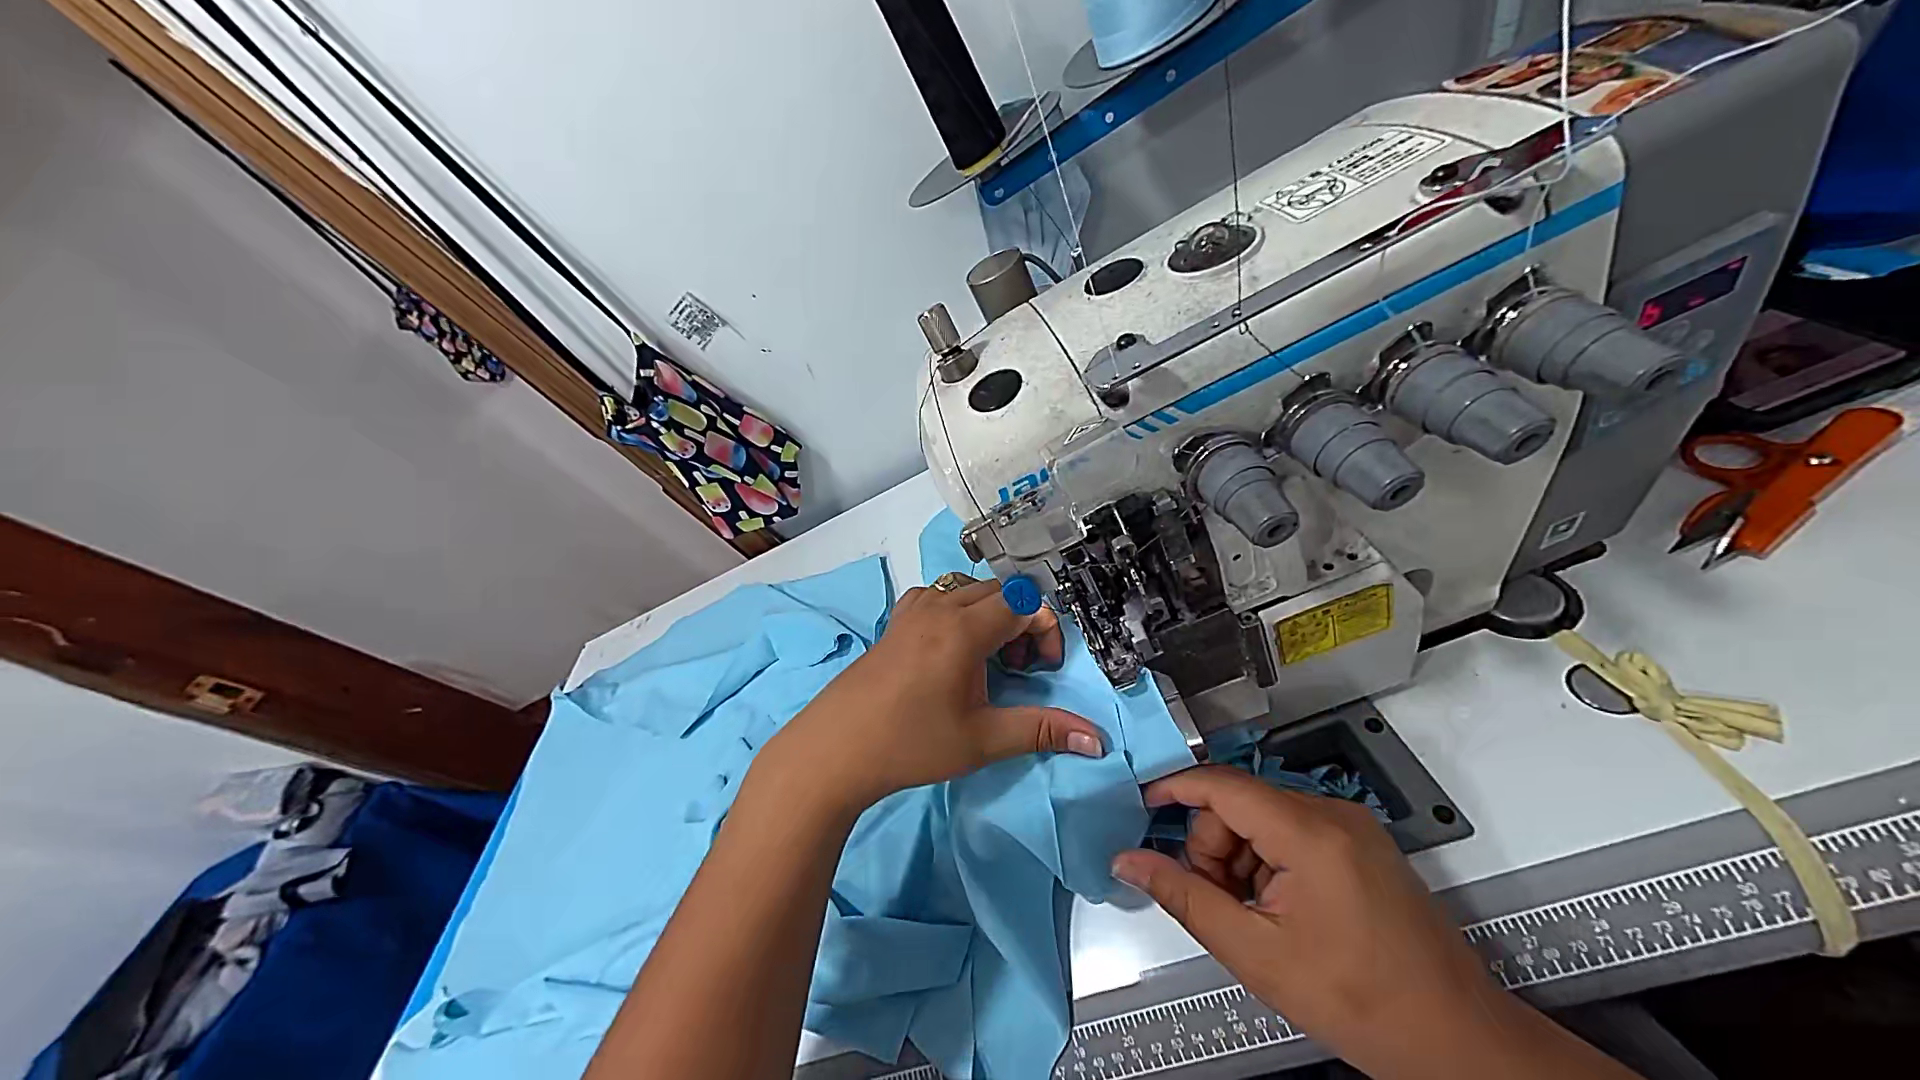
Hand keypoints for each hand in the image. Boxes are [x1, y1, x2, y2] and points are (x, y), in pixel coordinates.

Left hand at [761, 577, 1105, 813]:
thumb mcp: (982, 739)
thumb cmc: (911, 744)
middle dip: (1022, 623)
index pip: (1025, 603)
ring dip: (991, 615)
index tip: (1042, 669)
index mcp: (964, 628)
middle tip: (1017, 669)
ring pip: (969, 591)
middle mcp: (939, 607)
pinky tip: (950, 651)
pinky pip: (938, 597)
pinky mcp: (894, 622)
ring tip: (985, 660)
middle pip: (1000, 592)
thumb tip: (1097, 740)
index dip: (1046, 631)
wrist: (835, 750)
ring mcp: (912, 610)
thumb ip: (1042, 731)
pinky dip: (958, 612)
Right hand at [1109, 767, 1507, 1069]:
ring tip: (1255, 914)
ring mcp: (1350, 826)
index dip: (1175, 789)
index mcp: (1311, 834)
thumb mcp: (1254, 952)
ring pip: (1260, 817)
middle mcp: (1333, 815)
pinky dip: (1267, 861)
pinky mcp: (1357, 841)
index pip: (1222, 784)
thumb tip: (1132, 861)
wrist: (1453, 1038)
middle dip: (1213, 848)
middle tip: (1219, 901)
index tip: (1146, 804)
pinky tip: (1279, 908)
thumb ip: (1183, 896)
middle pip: (1238, 803)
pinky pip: (1287, 830)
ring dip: (1240, 859)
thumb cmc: (1368, 1003)